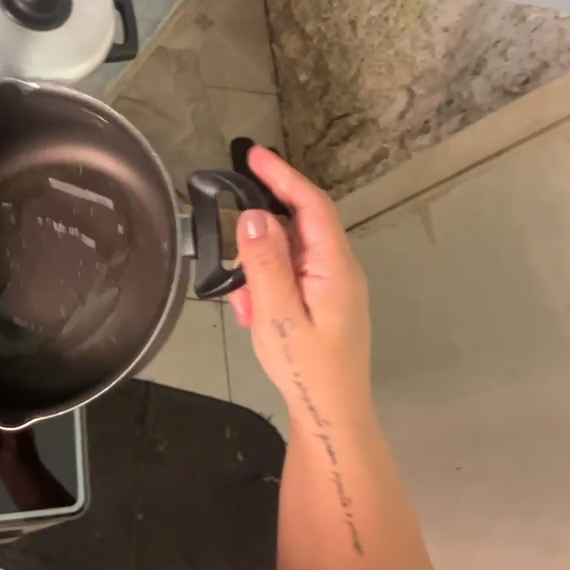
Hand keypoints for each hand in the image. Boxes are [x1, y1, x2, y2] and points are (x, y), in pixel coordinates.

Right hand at [228, 146, 372, 430]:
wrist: (331, 414)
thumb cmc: (307, 366)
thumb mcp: (277, 314)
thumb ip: (264, 263)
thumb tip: (251, 215)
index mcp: (335, 266)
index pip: (311, 205)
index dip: (283, 176)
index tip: (252, 155)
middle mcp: (338, 268)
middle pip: (299, 226)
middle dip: (260, 232)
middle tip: (231, 252)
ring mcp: (332, 285)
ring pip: (289, 253)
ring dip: (259, 268)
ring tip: (245, 306)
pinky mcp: (323, 301)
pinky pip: (289, 276)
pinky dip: (265, 285)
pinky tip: (253, 312)